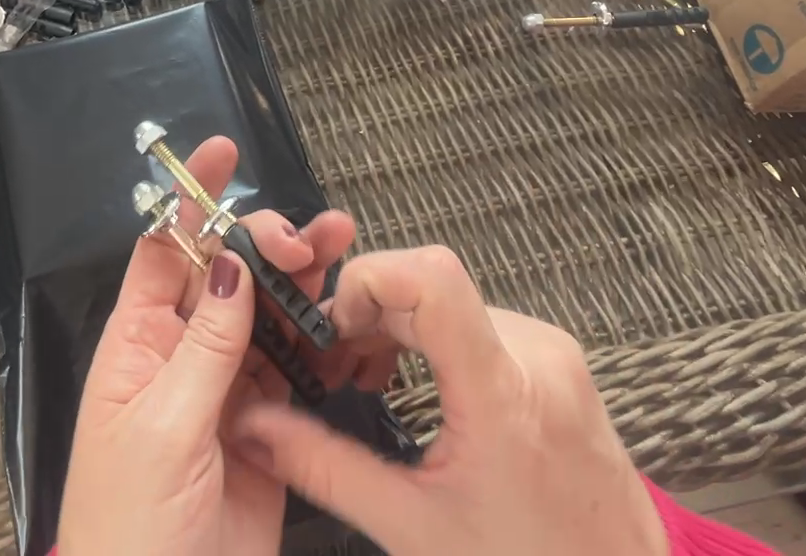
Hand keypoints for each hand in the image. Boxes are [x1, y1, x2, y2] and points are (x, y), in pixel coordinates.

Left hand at [56, 135, 355, 555]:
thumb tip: (228, 267)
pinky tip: (344, 320)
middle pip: (225, 273)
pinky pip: (291, 364)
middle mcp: (181, 350)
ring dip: (300, 279)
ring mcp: (224, 382)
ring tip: (342, 249)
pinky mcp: (262, 418)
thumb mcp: (165, 425)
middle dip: (263, 241)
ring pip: (265, 312)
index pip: (165, 248)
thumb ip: (205, 345)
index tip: (224, 155)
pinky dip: (318, 339)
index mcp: (139, 339)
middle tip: (307, 237)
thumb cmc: (129, 519)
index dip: (192, 199)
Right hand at [234, 246, 667, 555]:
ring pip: (444, 299)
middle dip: (362, 316)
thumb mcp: (411, 528)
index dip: (365, 280)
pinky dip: (424, 337)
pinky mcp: (552, 357)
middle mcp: (534, 352)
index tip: (334, 329)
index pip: (431, 277)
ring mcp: (549, 350)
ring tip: (363, 378)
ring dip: (390, 327)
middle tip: (330, 369)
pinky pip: (471, 318)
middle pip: (424, 286)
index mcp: (503, 393)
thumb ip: (323, 466)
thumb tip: (253, 428)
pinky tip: (406, 380)